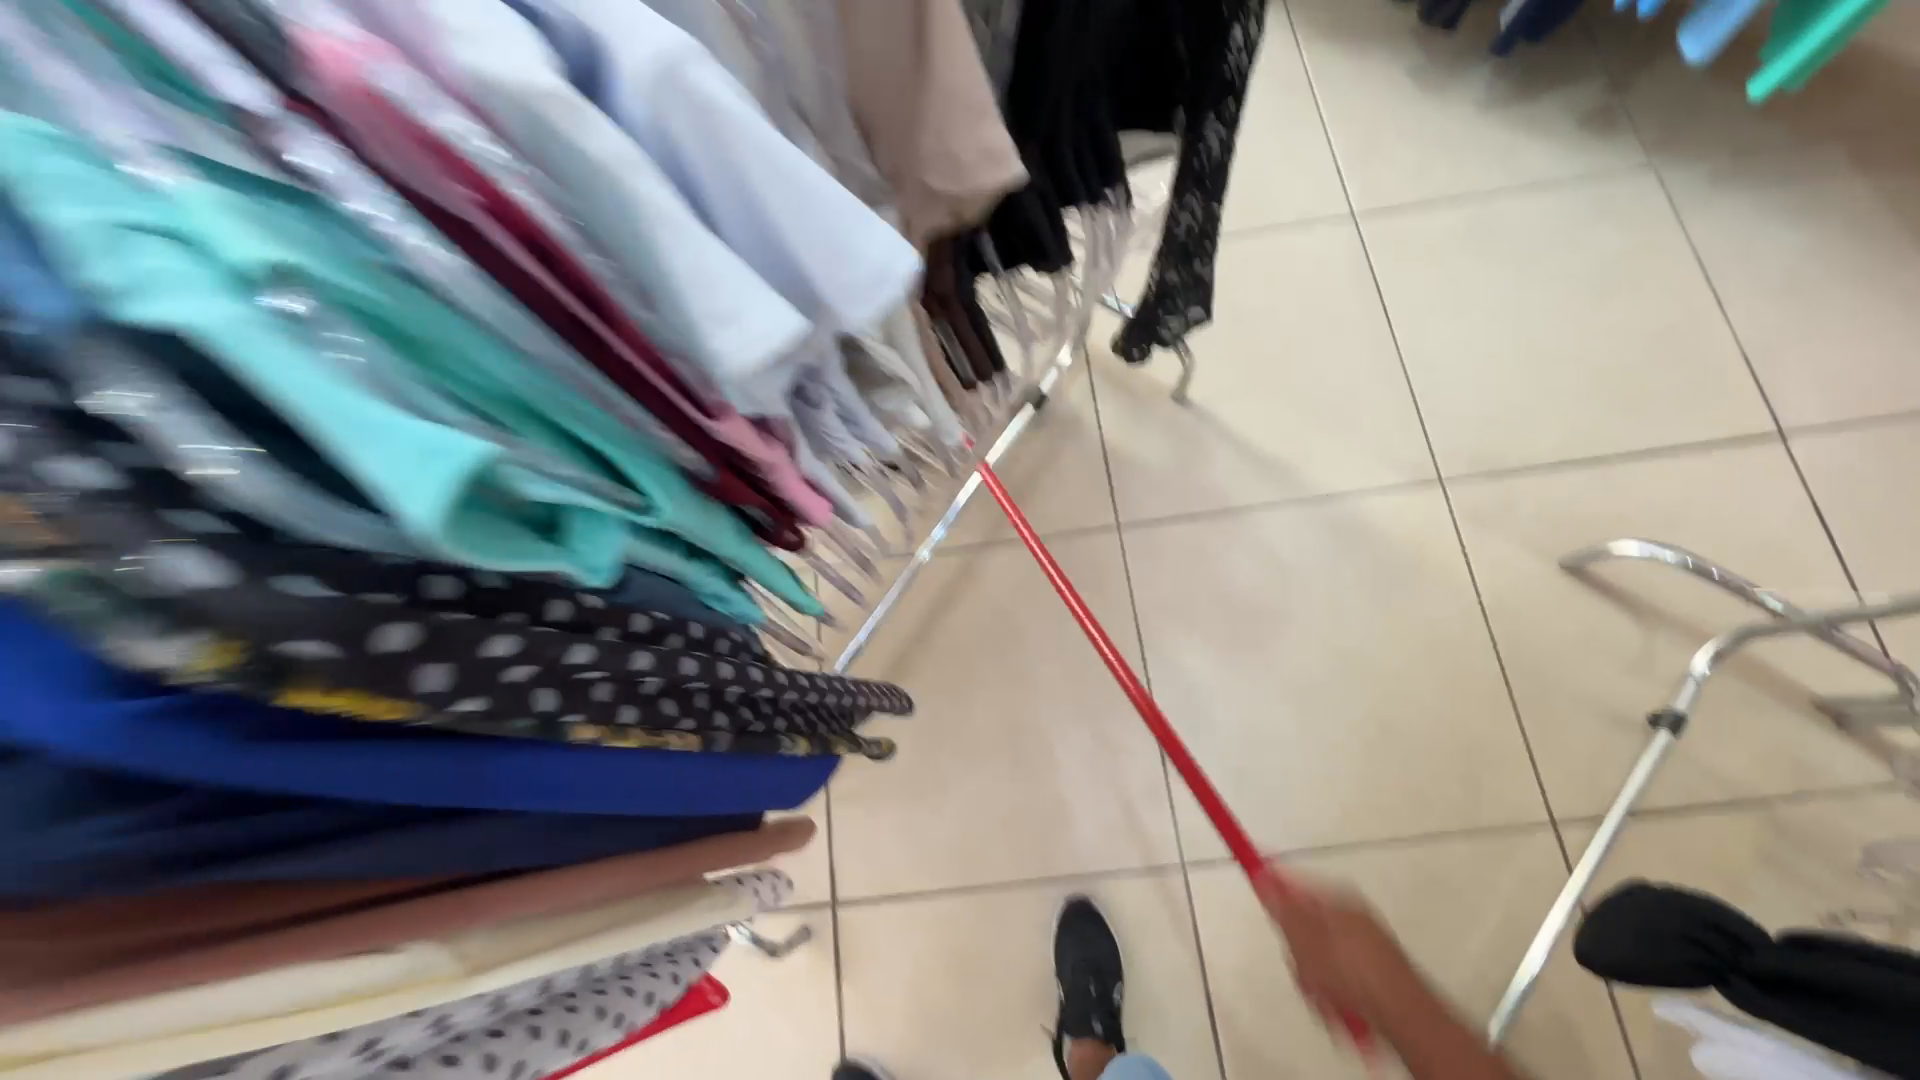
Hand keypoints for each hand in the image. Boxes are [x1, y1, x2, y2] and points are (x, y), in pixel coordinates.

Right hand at [1254, 869, 1428, 1027]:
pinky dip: (1334, 990)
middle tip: (1303, 969)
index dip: (1273, 885)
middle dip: (1298, 951)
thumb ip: (1281, 907)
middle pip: (1305, 923)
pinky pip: (1339, 974)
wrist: (1403, 1014)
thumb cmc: (1351, 973)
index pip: (1294, 882)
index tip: (1257, 890)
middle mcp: (1352, 916)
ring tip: (1324, 996)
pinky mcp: (1375, 971)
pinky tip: (1340, 1006)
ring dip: (1314, 977)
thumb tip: (1261, 874)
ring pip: (1319, 954)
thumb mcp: (1306, 939)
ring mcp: (1365, 943)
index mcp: (1337, 901)